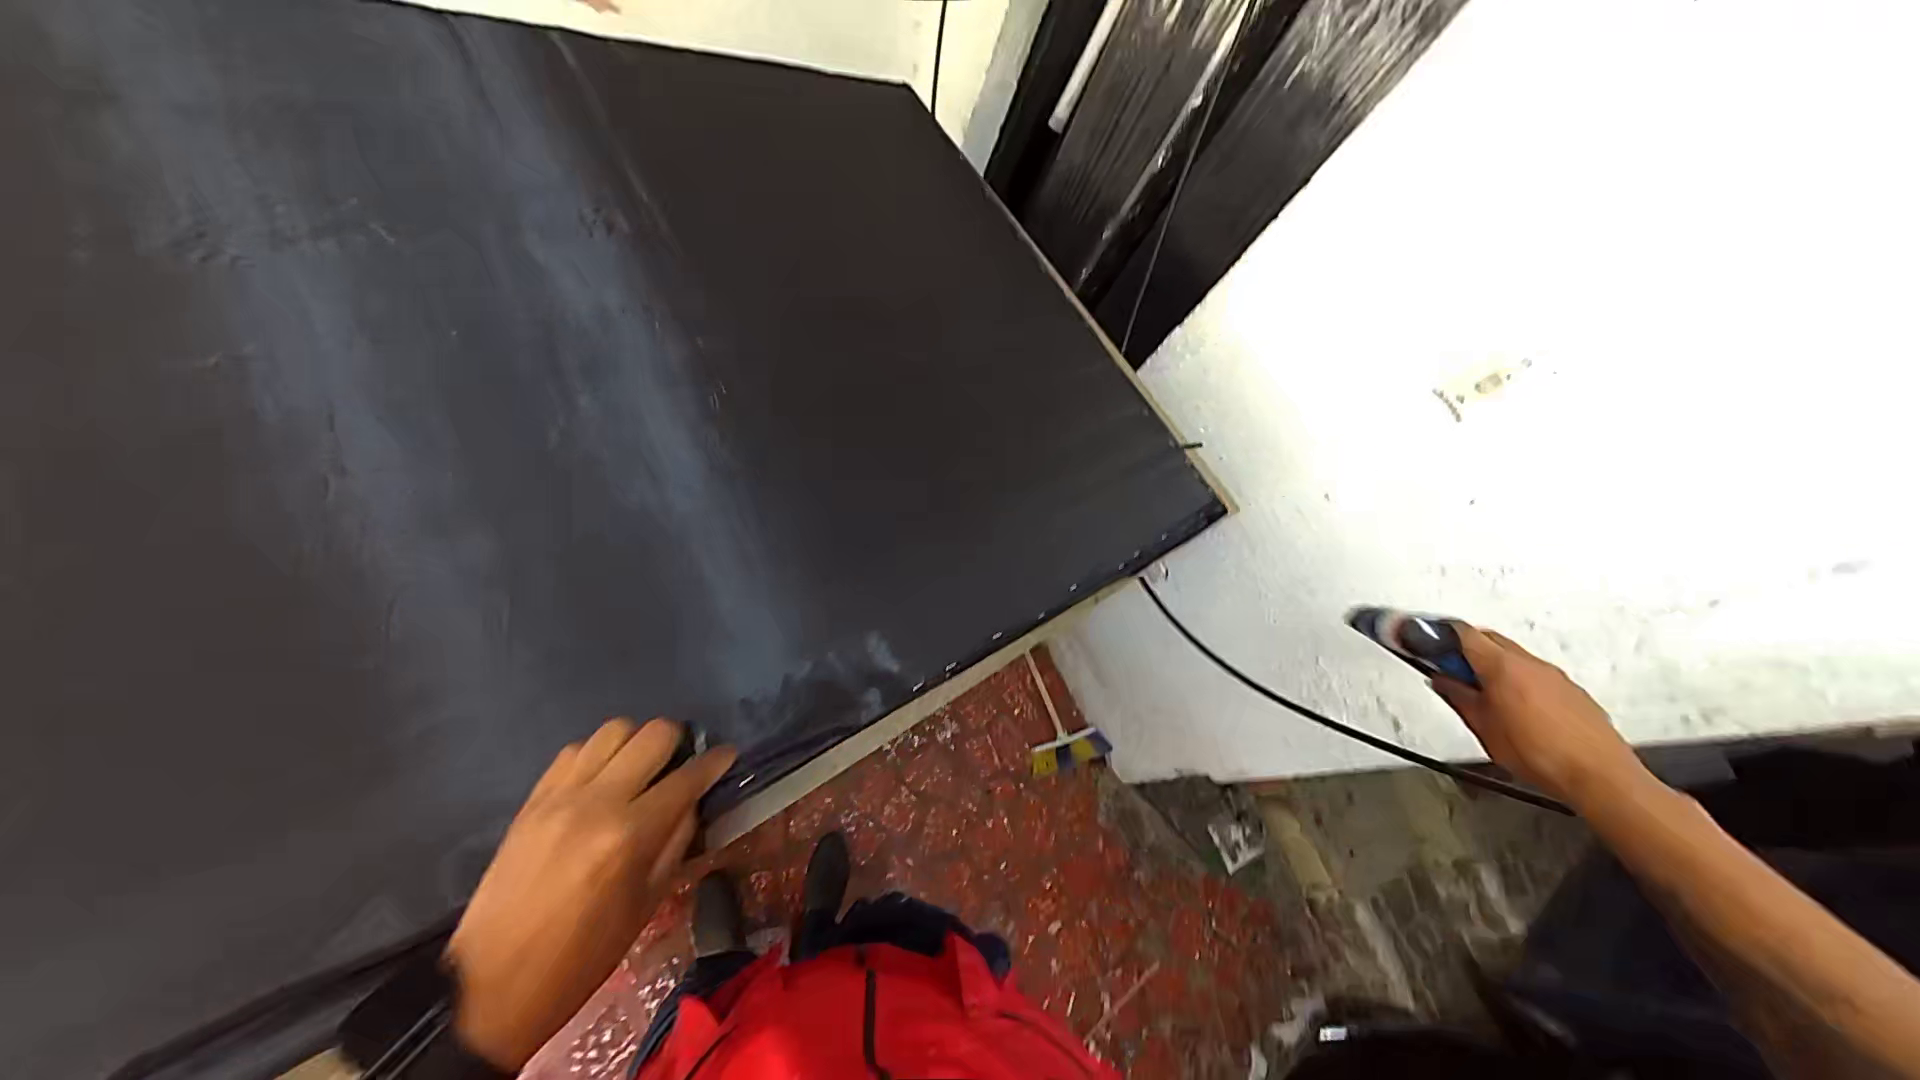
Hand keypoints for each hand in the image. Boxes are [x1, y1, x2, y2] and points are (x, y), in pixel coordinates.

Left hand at [444, 718, 735, 1070]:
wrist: (490, 987)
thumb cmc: (583, 955)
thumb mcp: (647, 903)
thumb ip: (676, 840)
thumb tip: (693, 801)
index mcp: (631, 835)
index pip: (688, 776)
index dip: (716, 760)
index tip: (727, 755)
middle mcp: (597, 802)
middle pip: (653, 734)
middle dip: (680, 742)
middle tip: (682, 764)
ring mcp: (560, 796)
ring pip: (614, 730)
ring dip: (636, 742)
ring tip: (640, 768)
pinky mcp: (532, 800)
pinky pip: (575, 750)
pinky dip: (597, 755)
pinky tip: (601, 781)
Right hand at [1430, 625, 1651, 808]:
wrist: (1599, 777)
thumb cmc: (1543, 754)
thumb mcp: (1482, 726)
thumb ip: (1458, 696)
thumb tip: (1444, 682)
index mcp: (1502, 666)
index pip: (1463, 633)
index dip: (1439, 634)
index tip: (1426, 642)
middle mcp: (1531, 664)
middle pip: (1489, 639)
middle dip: (1465, 648)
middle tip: (1449, 667)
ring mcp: (1556, 677)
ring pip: (1515, 657)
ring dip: (1493, 665)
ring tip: (1481, 692)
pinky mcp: (1573, 692)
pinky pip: (1537, 674)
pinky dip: (1519, 680)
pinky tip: (1514, 707)